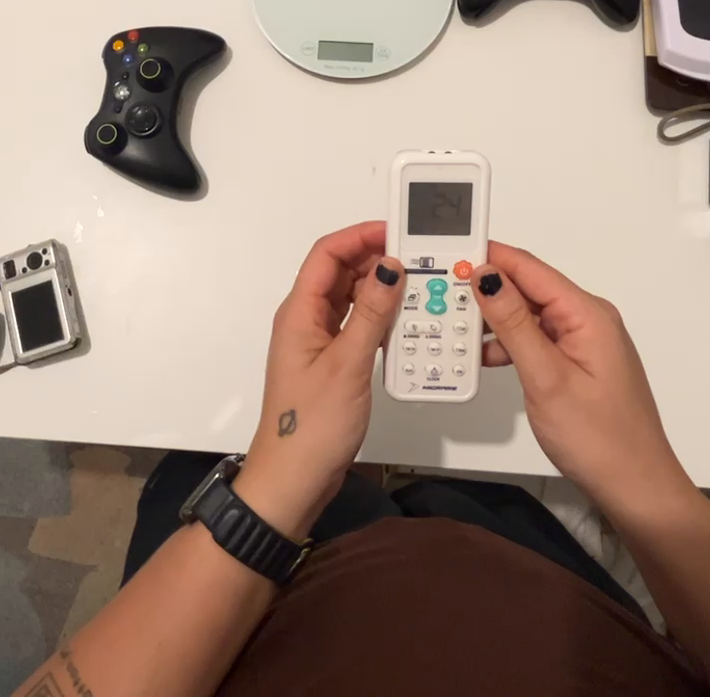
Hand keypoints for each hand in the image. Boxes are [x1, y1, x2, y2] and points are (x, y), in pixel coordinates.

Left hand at [237, 221, 402, 539]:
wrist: (294, 478)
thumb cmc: (309, 427)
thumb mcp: (348, 365)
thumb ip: (371, 315)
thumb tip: (390, 270)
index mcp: (299, 312)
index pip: (326, 255)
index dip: (359, 236)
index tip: (394, 231)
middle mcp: (305, 319)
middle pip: (339, 271)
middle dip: (375, 259)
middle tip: (415, 257)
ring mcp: (317, 339)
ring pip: (349, 297)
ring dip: (379, 288)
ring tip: (415, 284)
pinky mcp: (330, 359)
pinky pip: (355, 322)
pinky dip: (378, 316)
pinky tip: (402, 320)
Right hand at [471, 242, 696, 522]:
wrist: (634, 489)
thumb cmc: (601, 439)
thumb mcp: (546, 377)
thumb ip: (513, 323)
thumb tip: (486, 276)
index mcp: (586, 314)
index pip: (528, 267)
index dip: (488, 256)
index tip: (449, 254)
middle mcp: (586, 318)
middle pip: (525, 286)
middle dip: (484, 287)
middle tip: (443, 295)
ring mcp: (580, 339)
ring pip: (525, 311)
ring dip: (492, 318)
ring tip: (457, 327)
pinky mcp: (572, 359)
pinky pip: (532, 335)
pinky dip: (505, 341)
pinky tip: (483, 355)